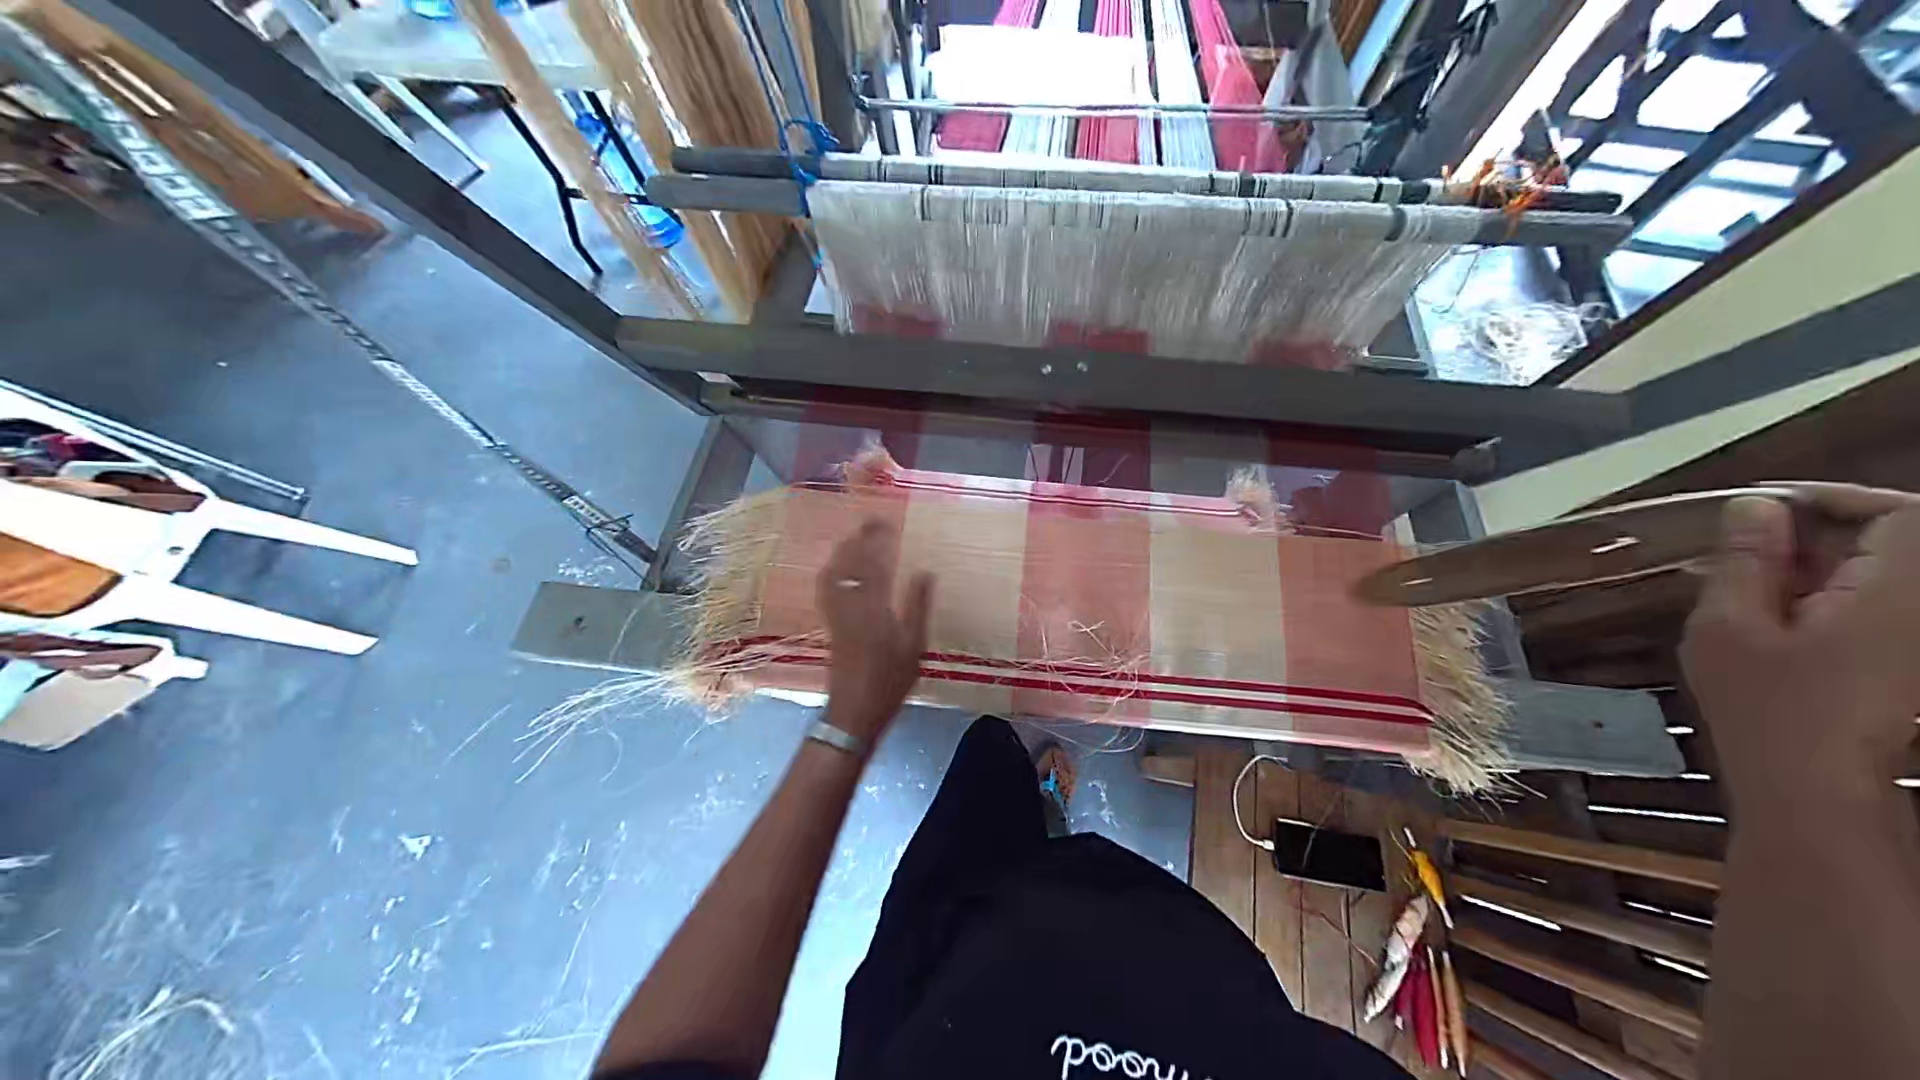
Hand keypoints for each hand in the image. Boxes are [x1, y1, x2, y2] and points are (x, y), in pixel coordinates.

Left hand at [816, 518, 933, 747]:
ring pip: (835, 574)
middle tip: (870, 522)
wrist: (854, 710)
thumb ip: (917, 606)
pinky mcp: (829, 624)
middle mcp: (851, 604)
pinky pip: (826, 590)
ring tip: (854, 537)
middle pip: (851, 563)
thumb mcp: (914, 645)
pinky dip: (831, 572)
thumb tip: (924, 571)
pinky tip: (836, 568)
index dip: (878, 540)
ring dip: (843, 551)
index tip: (885, 521)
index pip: (874, 563)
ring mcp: (836, 614)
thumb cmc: (890, 680)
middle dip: (859, 539)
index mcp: (874, 607)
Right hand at [1680, 485, 1919, 817]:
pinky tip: (1777, 616)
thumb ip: (1744, 561)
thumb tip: (1755, 507)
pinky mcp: (1909, 659)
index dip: (1836, 498)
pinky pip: (1880, 605)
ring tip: (1746, 586)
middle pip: (1895, 540)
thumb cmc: (1763, 703)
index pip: (1903, 512)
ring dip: (1819, 566)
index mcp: (1899, 593)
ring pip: (1883, 573)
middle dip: (1816, 534)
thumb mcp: (1728, 626)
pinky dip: (1831, 596)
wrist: (1812, 782)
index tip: (1763, 507)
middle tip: (1736, 552)